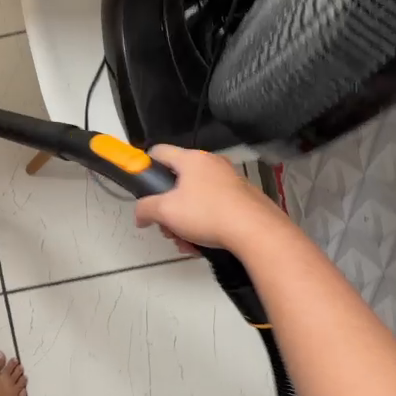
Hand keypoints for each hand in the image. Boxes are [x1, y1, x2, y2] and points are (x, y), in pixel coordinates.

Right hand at [134, 145, 295, 254]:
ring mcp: (229, 180)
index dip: (144, 165)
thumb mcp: (165, 212)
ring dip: (183, 220)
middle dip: (166, 206)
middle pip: (177, 181)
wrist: (255, 230)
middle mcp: (211, 164)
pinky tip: (201, 244)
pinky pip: (213, 207)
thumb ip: (145, 209)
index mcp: (191, 159)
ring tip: (184, 241)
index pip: (159, 151)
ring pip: (195, 198)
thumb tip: (140, 216)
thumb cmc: (206, 213)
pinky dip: (203, 224)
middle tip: (165, 224)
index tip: (140, 185)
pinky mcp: (242, 197)